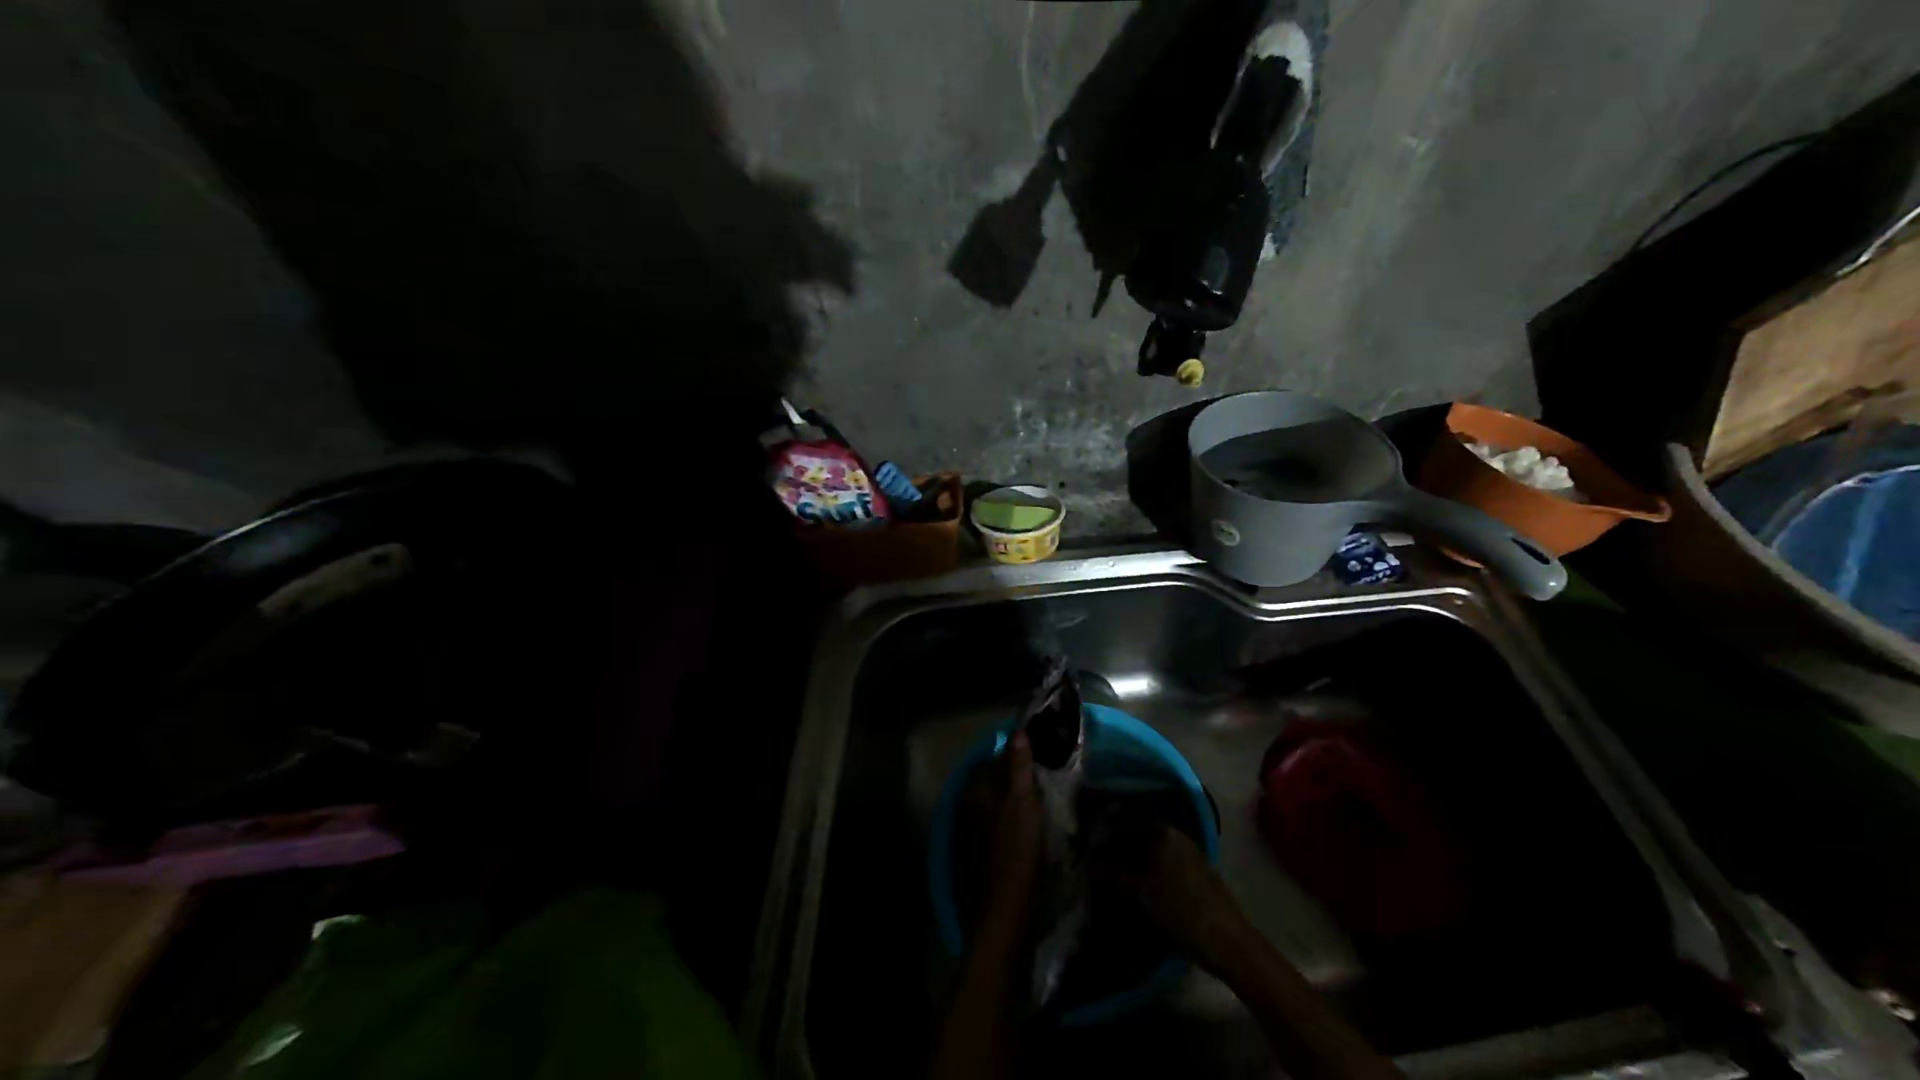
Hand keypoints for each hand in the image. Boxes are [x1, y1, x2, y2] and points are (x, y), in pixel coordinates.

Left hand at [979, 731, 1043, 929]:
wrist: (1005, 909)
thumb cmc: (1018, 851)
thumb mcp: (1024, 804)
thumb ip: (1019, 768)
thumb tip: (1018, 732)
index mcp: (979, 790)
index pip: (999, 758)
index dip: (1021, 752)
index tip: (1046, 749)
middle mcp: (970, 804)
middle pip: (998, 780)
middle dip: (1019, 774)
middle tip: (1050, 772)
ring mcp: (974, 829)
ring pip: (999, 801)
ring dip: (1018, 796)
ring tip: (1046, 795)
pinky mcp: (982, 850)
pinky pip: (1000, 822)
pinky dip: (1014, 817)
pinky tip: (1033, 824)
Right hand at [1098, 823, 1249, 971]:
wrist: (1228, 943)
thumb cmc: (1181, 911)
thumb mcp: (1141, 894)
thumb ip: (1113, 876)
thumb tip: (1089, 865)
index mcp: (1164, 833)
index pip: (1126, 825)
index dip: (1106, 837)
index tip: (1090, 849)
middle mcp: (1179, 835)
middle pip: (1141, 836)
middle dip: (1120, 848)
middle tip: (1099, 863)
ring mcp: (1192, 853)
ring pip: (1154, 850)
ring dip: (1135, 860)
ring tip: (1115, 876)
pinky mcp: (1199, 872)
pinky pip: (1167, 862)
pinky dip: (1150, 869)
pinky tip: (1140, 884)